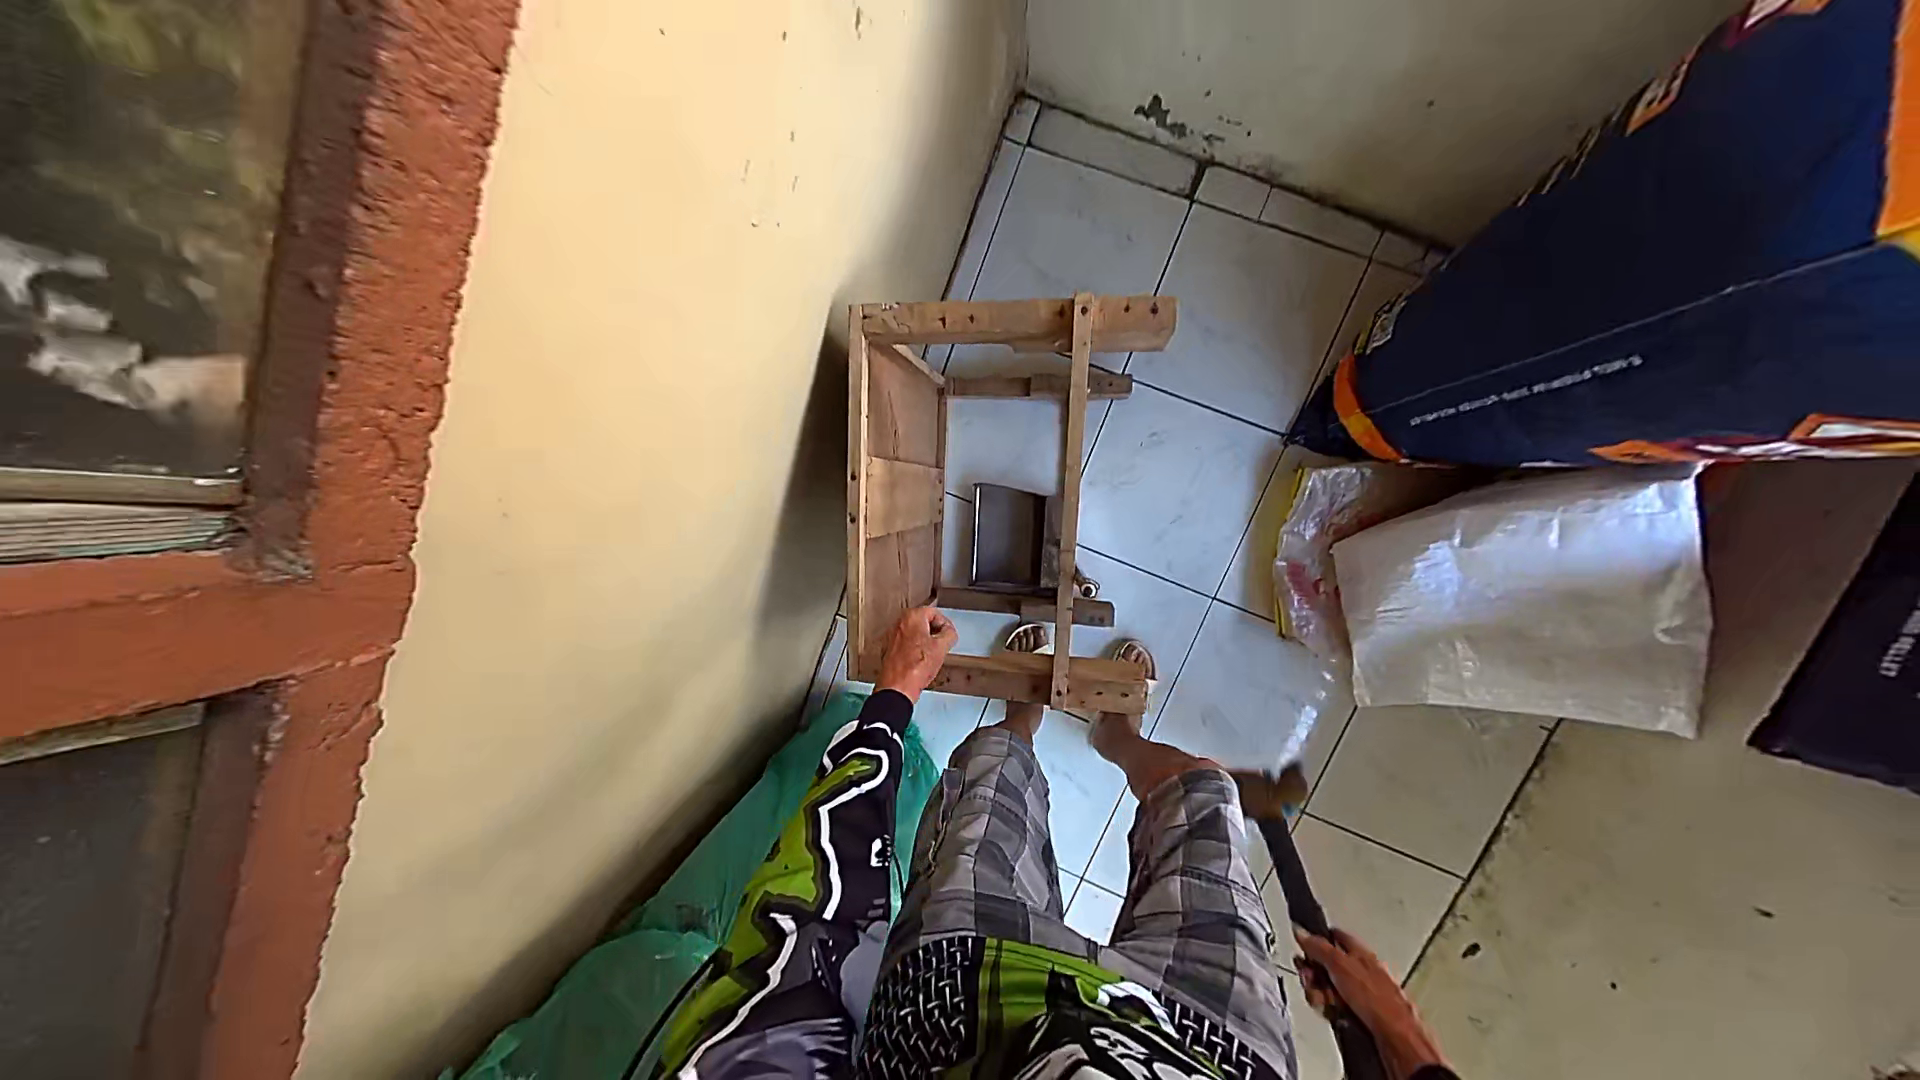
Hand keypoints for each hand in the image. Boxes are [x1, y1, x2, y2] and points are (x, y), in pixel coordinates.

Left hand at [876, 606, 957, 702]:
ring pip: (914, 633)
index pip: (935, 612)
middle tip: (942, 645)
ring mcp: (892, 636)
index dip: (946, 624)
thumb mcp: (942, 647)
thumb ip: (950, 634)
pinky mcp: (889, 649)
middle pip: (923, 621)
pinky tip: (920, 662)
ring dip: (925, 642)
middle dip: (934, 632)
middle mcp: (899, 623)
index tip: (949, 635)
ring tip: (931, 655)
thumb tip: (949, 632)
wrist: (897, 687)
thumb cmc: (915, 667)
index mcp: (912, 616)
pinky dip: (914, 650)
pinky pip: (906, 644)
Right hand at [1295, 928, 1448, 1079]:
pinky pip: (1333, 1007)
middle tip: (1311, 978)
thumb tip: (1301, 931)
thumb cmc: (1380, 1002)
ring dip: (1319, 993)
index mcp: (1362, 955)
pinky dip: (1328, 1009)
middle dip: (1313, 972)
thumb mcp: (1341, 965)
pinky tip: (1332, 1013)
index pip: (1335, 936)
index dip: (1317, 938)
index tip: (1303, 944)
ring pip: (1327, 987)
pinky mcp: (1358, 1017)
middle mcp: (1362, 974)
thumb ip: (1318, 947)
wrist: (1399, 1045)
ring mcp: (1360, 997)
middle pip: (1326, 964)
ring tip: (1325, 1000)